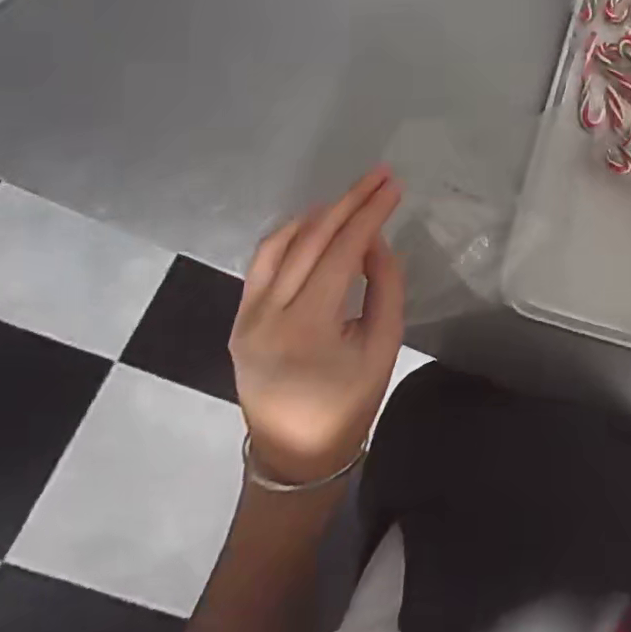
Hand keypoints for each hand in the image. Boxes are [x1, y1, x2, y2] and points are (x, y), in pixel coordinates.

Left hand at [229, 166, 405, 483]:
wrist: (295, 455)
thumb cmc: (349, 406)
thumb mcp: (382, 349)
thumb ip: (384, 289)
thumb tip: (374, 242)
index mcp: (308, 327)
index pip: (341, 252)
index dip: (369, 214)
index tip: (392, 187)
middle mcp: (267, 313)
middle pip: (309, 240)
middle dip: (347, 203)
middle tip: (377, 177)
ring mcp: (246, 314)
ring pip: (278, 245)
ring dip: (315, 217)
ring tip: (348, 201)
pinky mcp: (238, 318)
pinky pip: (263, 264)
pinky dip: (289, 238)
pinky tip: (312, 228)